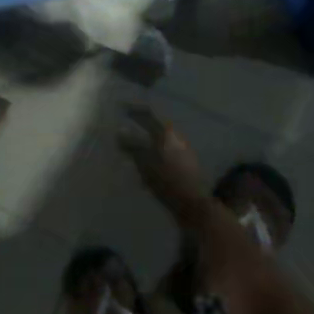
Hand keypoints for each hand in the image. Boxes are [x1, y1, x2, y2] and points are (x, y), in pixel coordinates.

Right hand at [119, 104, 210, 221]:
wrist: (193, 204)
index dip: (134, 110)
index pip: (148, 115)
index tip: (122, 108)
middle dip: (141, 124)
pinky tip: (147, 159)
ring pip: (161, 138)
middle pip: (156, 125)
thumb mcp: (144, 163)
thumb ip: (132, 146)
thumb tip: (119, 132)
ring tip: (133, 143)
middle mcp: (176, 138)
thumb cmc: (166, 181)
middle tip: (127, 124)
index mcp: (166, 134)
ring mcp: (183, 150)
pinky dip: (154, 149)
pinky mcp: (185, 163)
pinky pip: (165, 149)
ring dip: (147, 137)